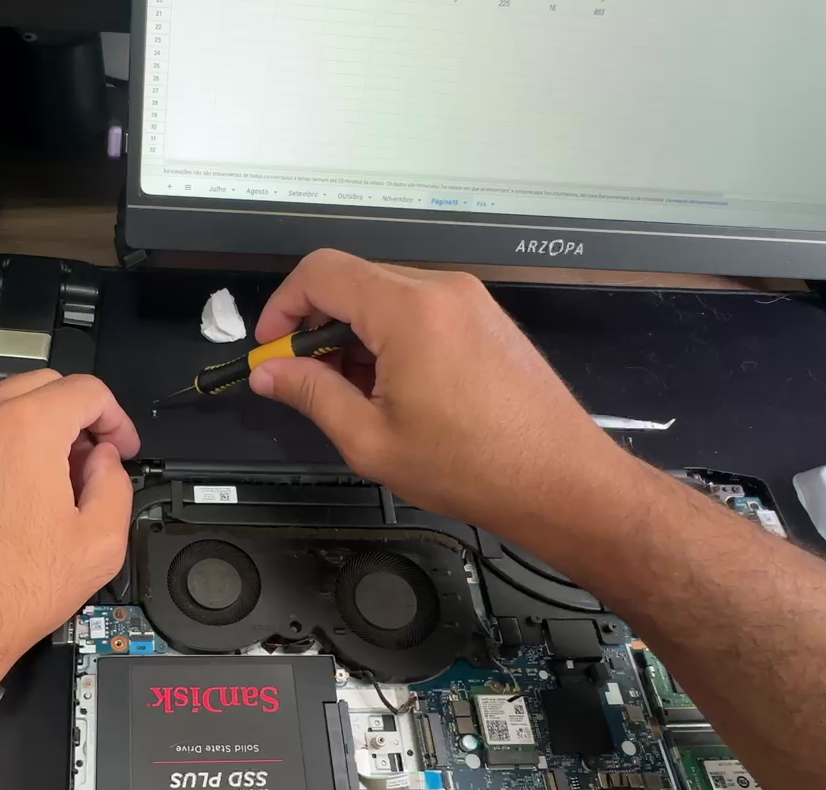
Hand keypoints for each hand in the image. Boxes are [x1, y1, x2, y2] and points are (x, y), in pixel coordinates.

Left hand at [0, 372, 140, 686]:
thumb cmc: (4, 595)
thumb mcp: (98, 546)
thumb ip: (116, 486)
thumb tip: (105, 463)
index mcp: (25, 430)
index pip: (86, 390)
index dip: (116, 418)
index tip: (121, 448)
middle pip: (42, 387)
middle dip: (76, 416)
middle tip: (91, 461)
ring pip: (0, 409)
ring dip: (35, 431)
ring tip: (48, 484)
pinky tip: (5, 500)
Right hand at [249, 249, 630, 545]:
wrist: (558, 479)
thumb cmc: (466, 466)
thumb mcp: (370, 439)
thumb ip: (311, 394)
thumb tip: (267, 372)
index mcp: (408, 311)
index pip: (321, 273)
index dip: (282, 307)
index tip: (271, 350)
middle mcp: (440, 289)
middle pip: (351, 282)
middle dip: (315, 327)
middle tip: (306, 382)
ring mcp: (467, 300)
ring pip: (383, 297)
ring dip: (351, 337)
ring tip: (352, 395)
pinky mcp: (482, 317)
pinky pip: (416, 310)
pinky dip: (386, 339)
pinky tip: (389, 388)